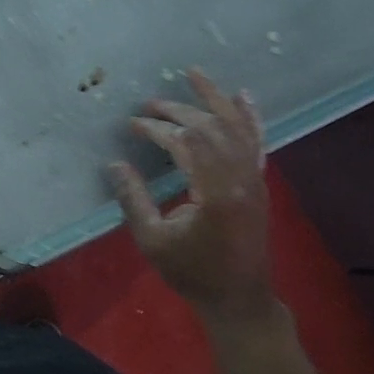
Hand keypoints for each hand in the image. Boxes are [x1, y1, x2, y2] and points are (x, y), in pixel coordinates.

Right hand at [109, 69, 278, 327]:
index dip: (157, 129)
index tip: (132, 126)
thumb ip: (134, 200)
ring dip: (214, 99)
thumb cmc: (193, 273)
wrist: (238, 298)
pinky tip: (242, 96)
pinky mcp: (259, 182)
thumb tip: (114, 165)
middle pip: (210, 128)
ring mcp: (254, 178)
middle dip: (178, 111)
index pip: (185, 143)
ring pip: (236, 127)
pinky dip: (249, 116)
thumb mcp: (153, 241)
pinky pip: (257, 141)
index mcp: (214, 192)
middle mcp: (240, 178)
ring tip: (194, 74)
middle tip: (150, 104)